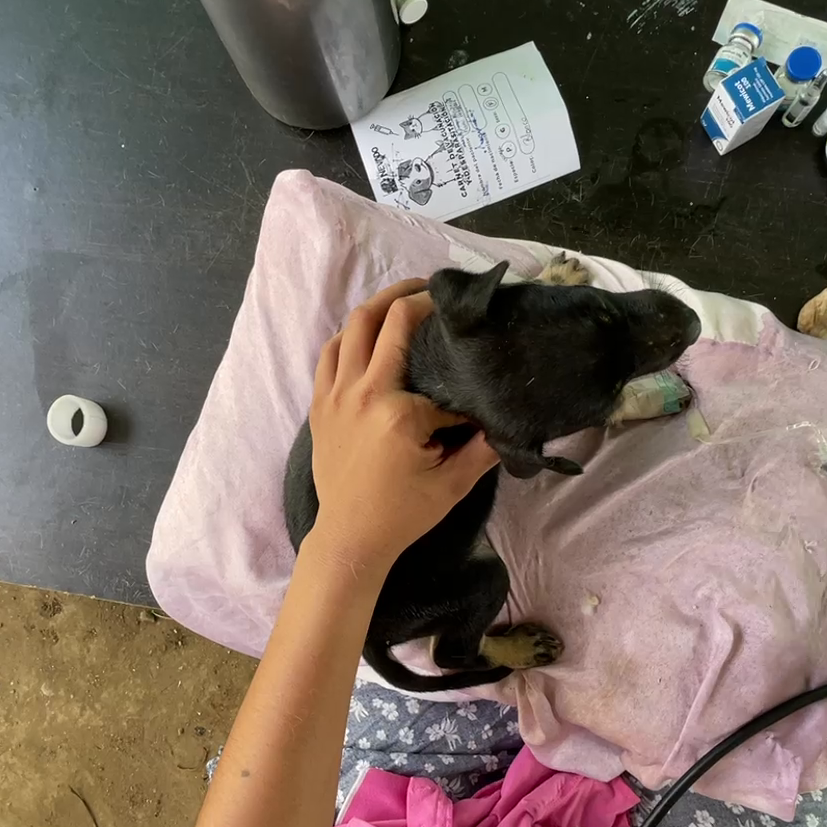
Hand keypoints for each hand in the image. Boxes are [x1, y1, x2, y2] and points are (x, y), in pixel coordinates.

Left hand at [302, 280, 497, 572]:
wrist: (350, 537)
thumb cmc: (402, 514)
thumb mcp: (453, 485)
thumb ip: (483, 449)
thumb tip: (507, 422)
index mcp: (398, 412)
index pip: (438, 377)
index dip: (461, 374)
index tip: (475, 366)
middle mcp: (363, 391)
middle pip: (388, 321)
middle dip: (416, 296)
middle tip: (439, 290)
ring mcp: (335, 394)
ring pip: (353, 327)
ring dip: (379, 306)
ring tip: (403, 301)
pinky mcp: (320, 403)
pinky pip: (329, 352)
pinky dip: (349, 335)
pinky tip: (366, 335)